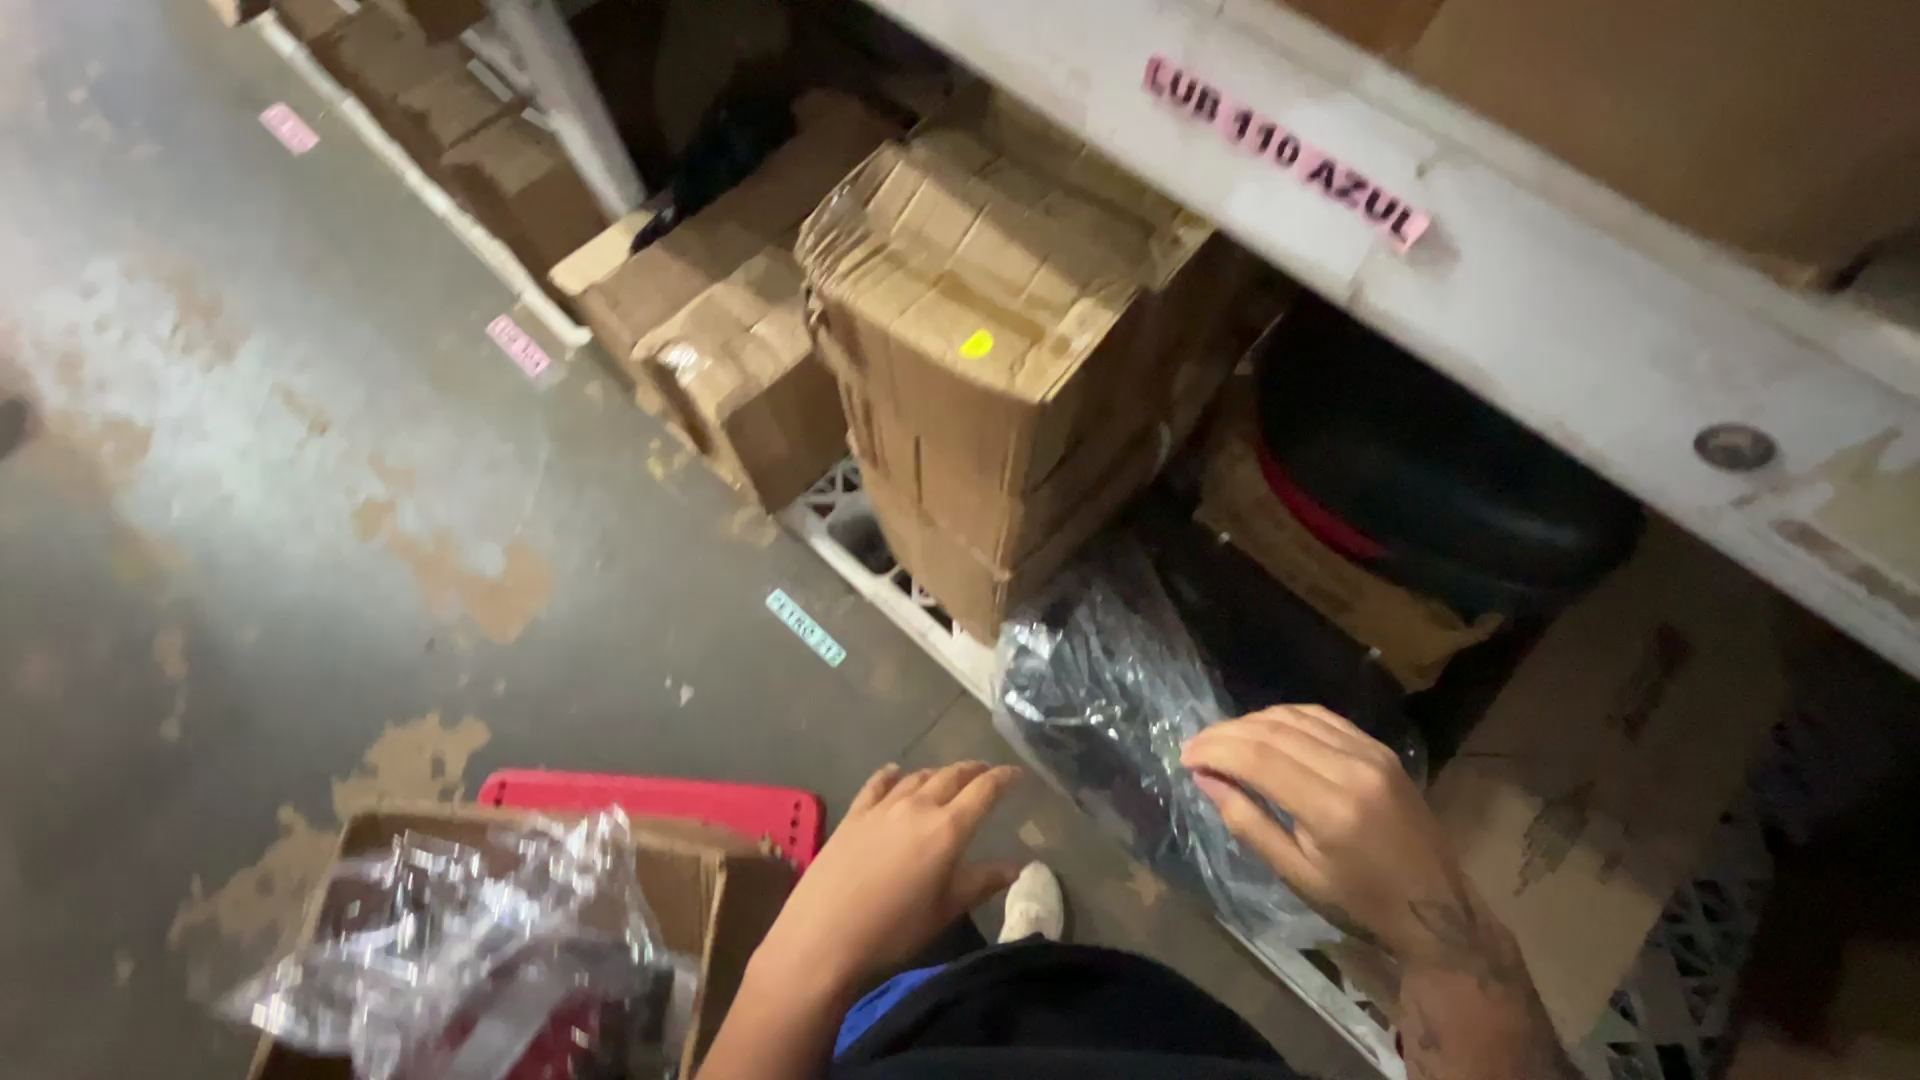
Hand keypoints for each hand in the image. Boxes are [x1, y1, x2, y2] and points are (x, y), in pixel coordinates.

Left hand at [751, 762, 1023, 997]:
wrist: (824, 934)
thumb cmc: (894, 929)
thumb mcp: (946, 909)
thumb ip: (982, 882)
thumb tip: (1017, 866)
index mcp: (948, 828)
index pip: (984, 791)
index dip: (1003, 778)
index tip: (1017, 773)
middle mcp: (918, 806)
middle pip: (952, 776)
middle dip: (973, 771)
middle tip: (986, 772)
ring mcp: (883, 806)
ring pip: (918, 776)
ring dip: (938, 773)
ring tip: (948, 777)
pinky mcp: (854, 814)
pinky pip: (878, 784)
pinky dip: (892, 775)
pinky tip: (895, 773)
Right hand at [1181, 706, 1461, 959]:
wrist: (1437, 907)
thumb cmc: (1360, 901)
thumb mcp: (1295, 874)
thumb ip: (1247, 821)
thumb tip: (1204, 778)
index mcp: (1331, 809)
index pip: (1257, 758)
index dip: (1214, 751)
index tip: (1185, 758)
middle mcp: (1351, 769)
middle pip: (1271, 731)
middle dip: (1224, 734)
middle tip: (1194, 746)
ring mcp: (1370, 753)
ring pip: (1293, 716)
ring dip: (1249, 722)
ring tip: (1222, 739)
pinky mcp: (1378, 748)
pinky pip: (1320, 717)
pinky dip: (1282, 717)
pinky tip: (1262, 730)